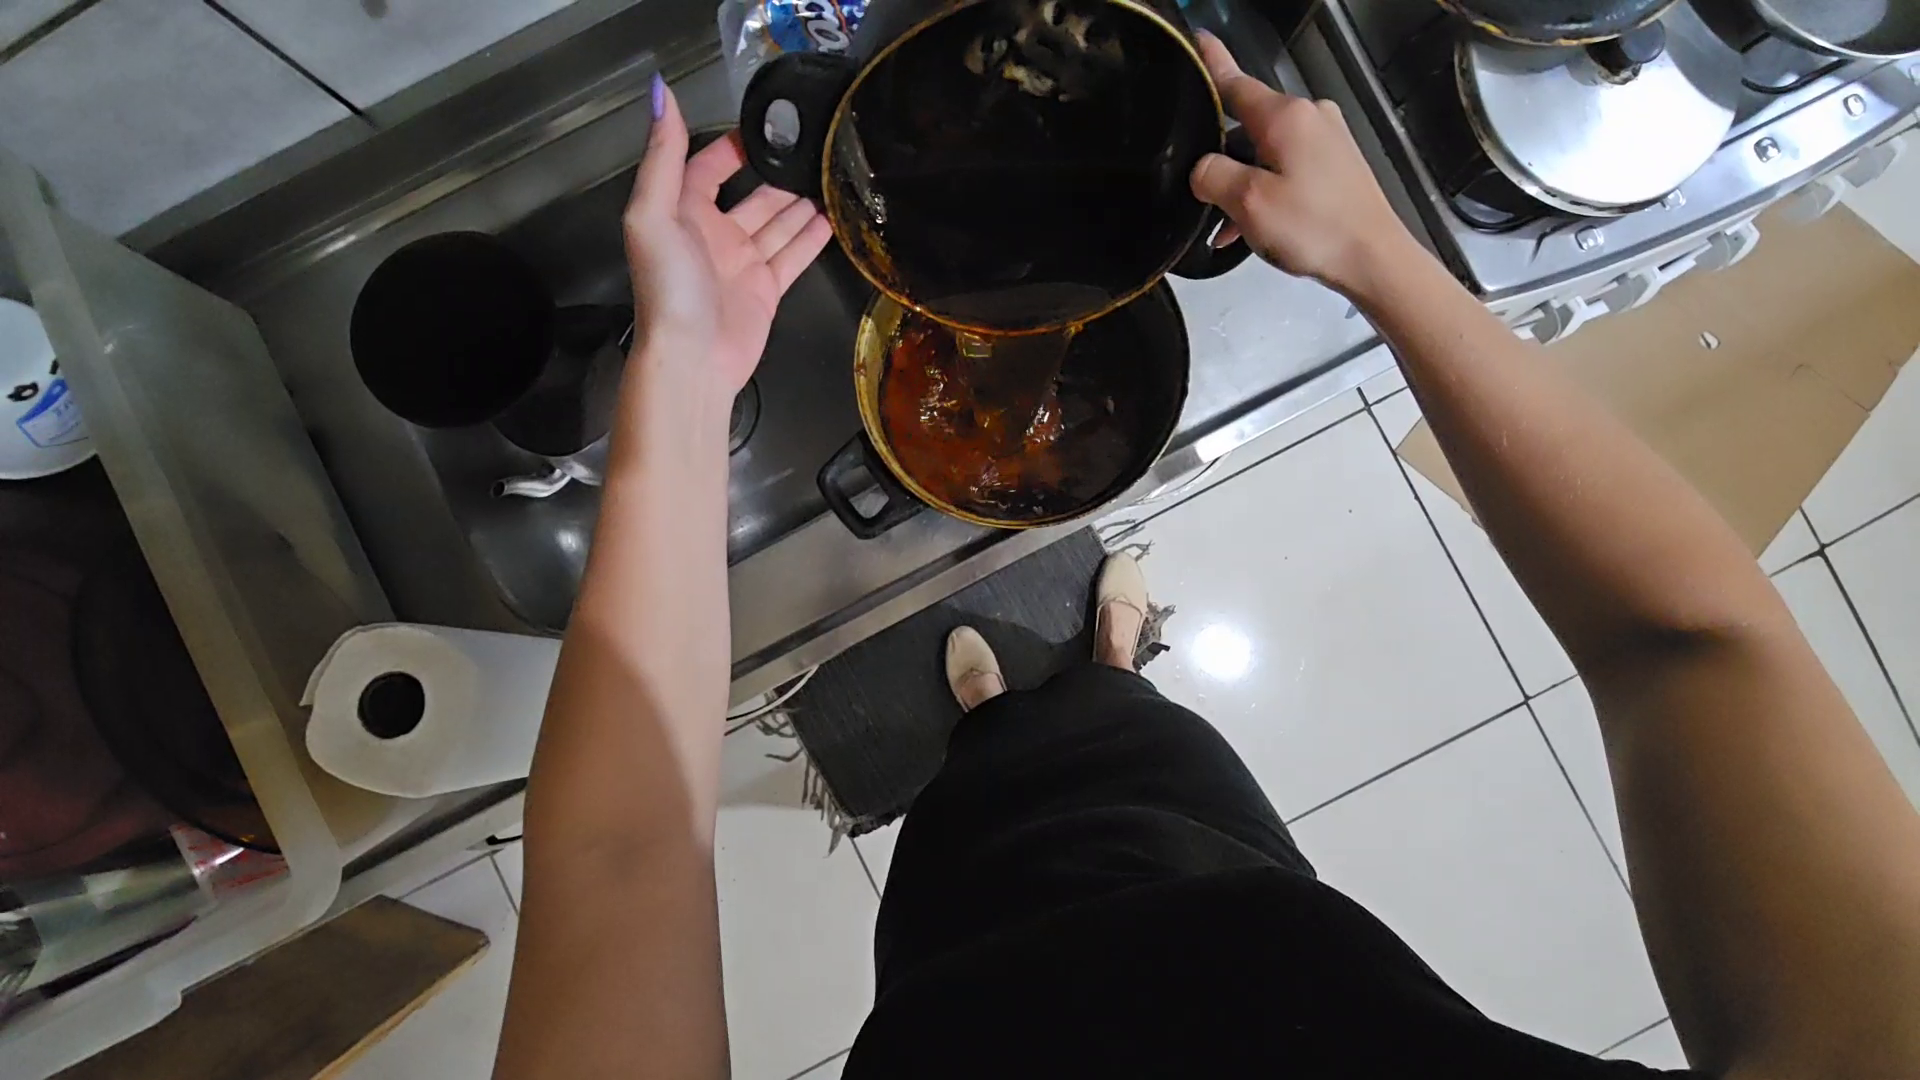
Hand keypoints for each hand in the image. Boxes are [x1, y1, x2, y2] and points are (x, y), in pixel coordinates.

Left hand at [623, 75, 833, 395]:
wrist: (693, 359)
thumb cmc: (669, 288)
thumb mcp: (653, 213)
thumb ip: (664, 156)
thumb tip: (662, 92)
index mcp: (682, 212)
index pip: (707, 167)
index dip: (731, 147)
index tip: (764, 126)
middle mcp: (714, 234)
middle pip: (752, 196)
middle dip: (777, 174)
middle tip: (811, 152)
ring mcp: (743, 264)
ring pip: (777, 224)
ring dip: (799, 203)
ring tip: (829, 178)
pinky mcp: (767, 290)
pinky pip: (792, 257)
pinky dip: (811, 239)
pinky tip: (831, 219)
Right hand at [1189, 33, 1416, 297]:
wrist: (1371, 257)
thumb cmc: (1312, 228)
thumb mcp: (1249, 203)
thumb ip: (1214, 177)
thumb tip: (1202, 168)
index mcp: (1286, 117)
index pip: (1237, 84)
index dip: (1213, 65)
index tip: (1198, 41)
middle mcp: (1309, 117)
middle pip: (1247, 125)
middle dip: (1222, 157)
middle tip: (1202, 196)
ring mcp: (1325, 139)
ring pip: (1264, 153)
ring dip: (1241, 184)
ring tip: (1226, 226)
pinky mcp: (1334, 164)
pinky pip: (1284, 169)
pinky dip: (1264, 193)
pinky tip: (1250, 228)